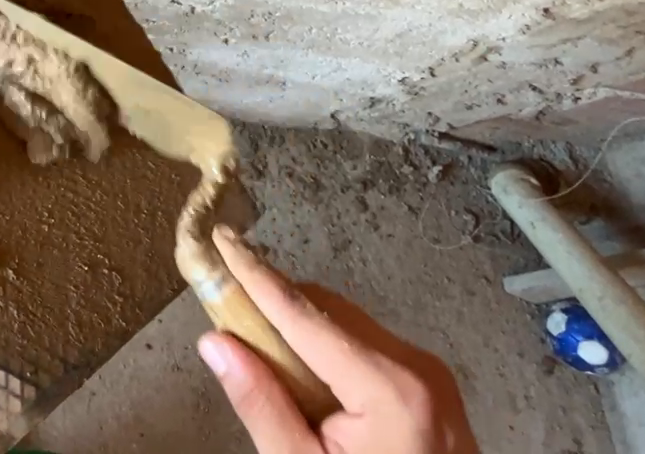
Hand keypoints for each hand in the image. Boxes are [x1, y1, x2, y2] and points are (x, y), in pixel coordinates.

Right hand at [198, 226, 479, 452]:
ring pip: (342, 321)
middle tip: (227, 312)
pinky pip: (363, 342)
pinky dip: (326, 346)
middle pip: (324, 310)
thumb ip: (262, 407)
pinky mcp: (430, 384)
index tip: (221, 236)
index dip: (254, 274)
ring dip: (298, 326)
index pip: (303, 314)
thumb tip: (213, 342)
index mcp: (389, 390)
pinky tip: (306, 376)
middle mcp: (416, 366)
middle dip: (273, 305)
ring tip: (264, 354)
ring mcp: (429, 373)